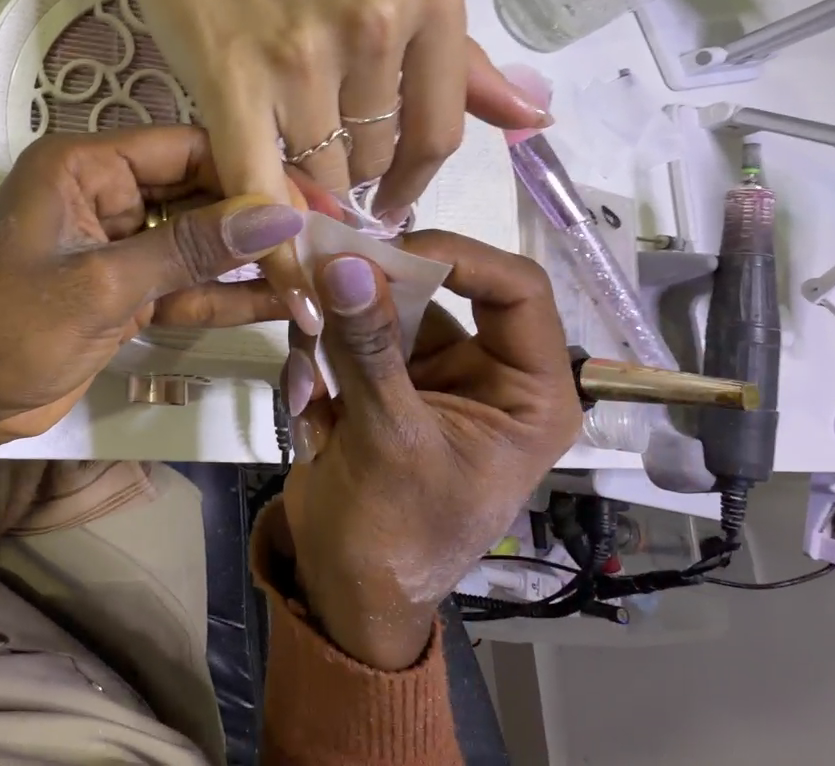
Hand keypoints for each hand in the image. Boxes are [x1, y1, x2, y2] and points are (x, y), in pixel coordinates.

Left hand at [0, 127, 303, 469]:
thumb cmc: (6, 331)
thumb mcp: (101, 286)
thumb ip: (191, 249)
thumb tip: (280, 214)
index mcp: (80, 166)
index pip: (185, 147)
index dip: (253, 170)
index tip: (318, 197)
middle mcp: (98, 193)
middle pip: (196, 192)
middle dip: (258, 219)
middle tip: (335, 238)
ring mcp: (110, 244)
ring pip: (193, 242)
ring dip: (248, 262)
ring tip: (321, 273)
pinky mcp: (118, 291)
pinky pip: (179, 284)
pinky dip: (220, 296)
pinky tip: (280, 303)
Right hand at [115, 0, 550, 327]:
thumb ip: (461, 57)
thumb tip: (534, 119)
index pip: (439, 133)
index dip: (412, 186)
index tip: (384, 207)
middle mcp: (377, 24)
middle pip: (376, 161)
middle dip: (350, 188)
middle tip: (312, 187)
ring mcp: (303, 54)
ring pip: (322, 176)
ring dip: (307, 198)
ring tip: (277, 189)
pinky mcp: (234, 80)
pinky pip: (264, 184)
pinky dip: (278, 245)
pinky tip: (291, 283)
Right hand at [278, 231, 581, 669]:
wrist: (346, 586)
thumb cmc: (396, 529)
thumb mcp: (388, 436)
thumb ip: (366, 345)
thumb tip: (342, 262)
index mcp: (527, 389)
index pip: (515, 290)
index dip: (456, 256)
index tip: (380, 248)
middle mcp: (482, 371)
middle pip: (436, 291)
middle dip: (374, 288)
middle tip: (314, 273)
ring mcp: (425, 376)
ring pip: (380, 311)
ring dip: (335, 328)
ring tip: (309, 376)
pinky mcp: (377, 384)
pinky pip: (345, 339)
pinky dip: (317, 355)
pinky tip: (307, 403)